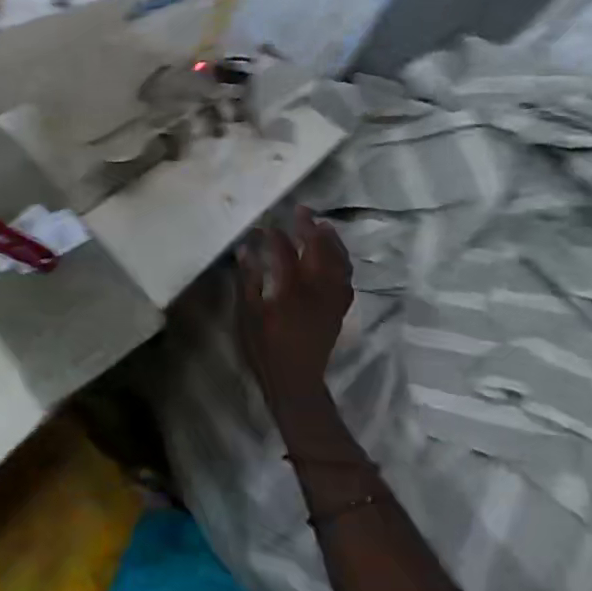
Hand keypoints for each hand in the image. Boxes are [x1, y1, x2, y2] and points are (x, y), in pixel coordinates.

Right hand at [236, 206, 354, 400]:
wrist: (295, 380)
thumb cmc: (265, 347)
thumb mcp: (248, 314)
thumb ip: (248, 280)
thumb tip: (245, 251)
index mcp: (291, 290)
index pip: (286, 253)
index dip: (276, 236)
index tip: (265, 225)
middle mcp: (317, 290)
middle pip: (319, 251)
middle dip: (310, 228)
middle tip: (302, 210)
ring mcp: (332, 300)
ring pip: (339, 263)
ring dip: (332, 242)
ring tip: (324, 226)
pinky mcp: (338, 310)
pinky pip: (346, 280)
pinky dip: (342, 264)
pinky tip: (336, 259)